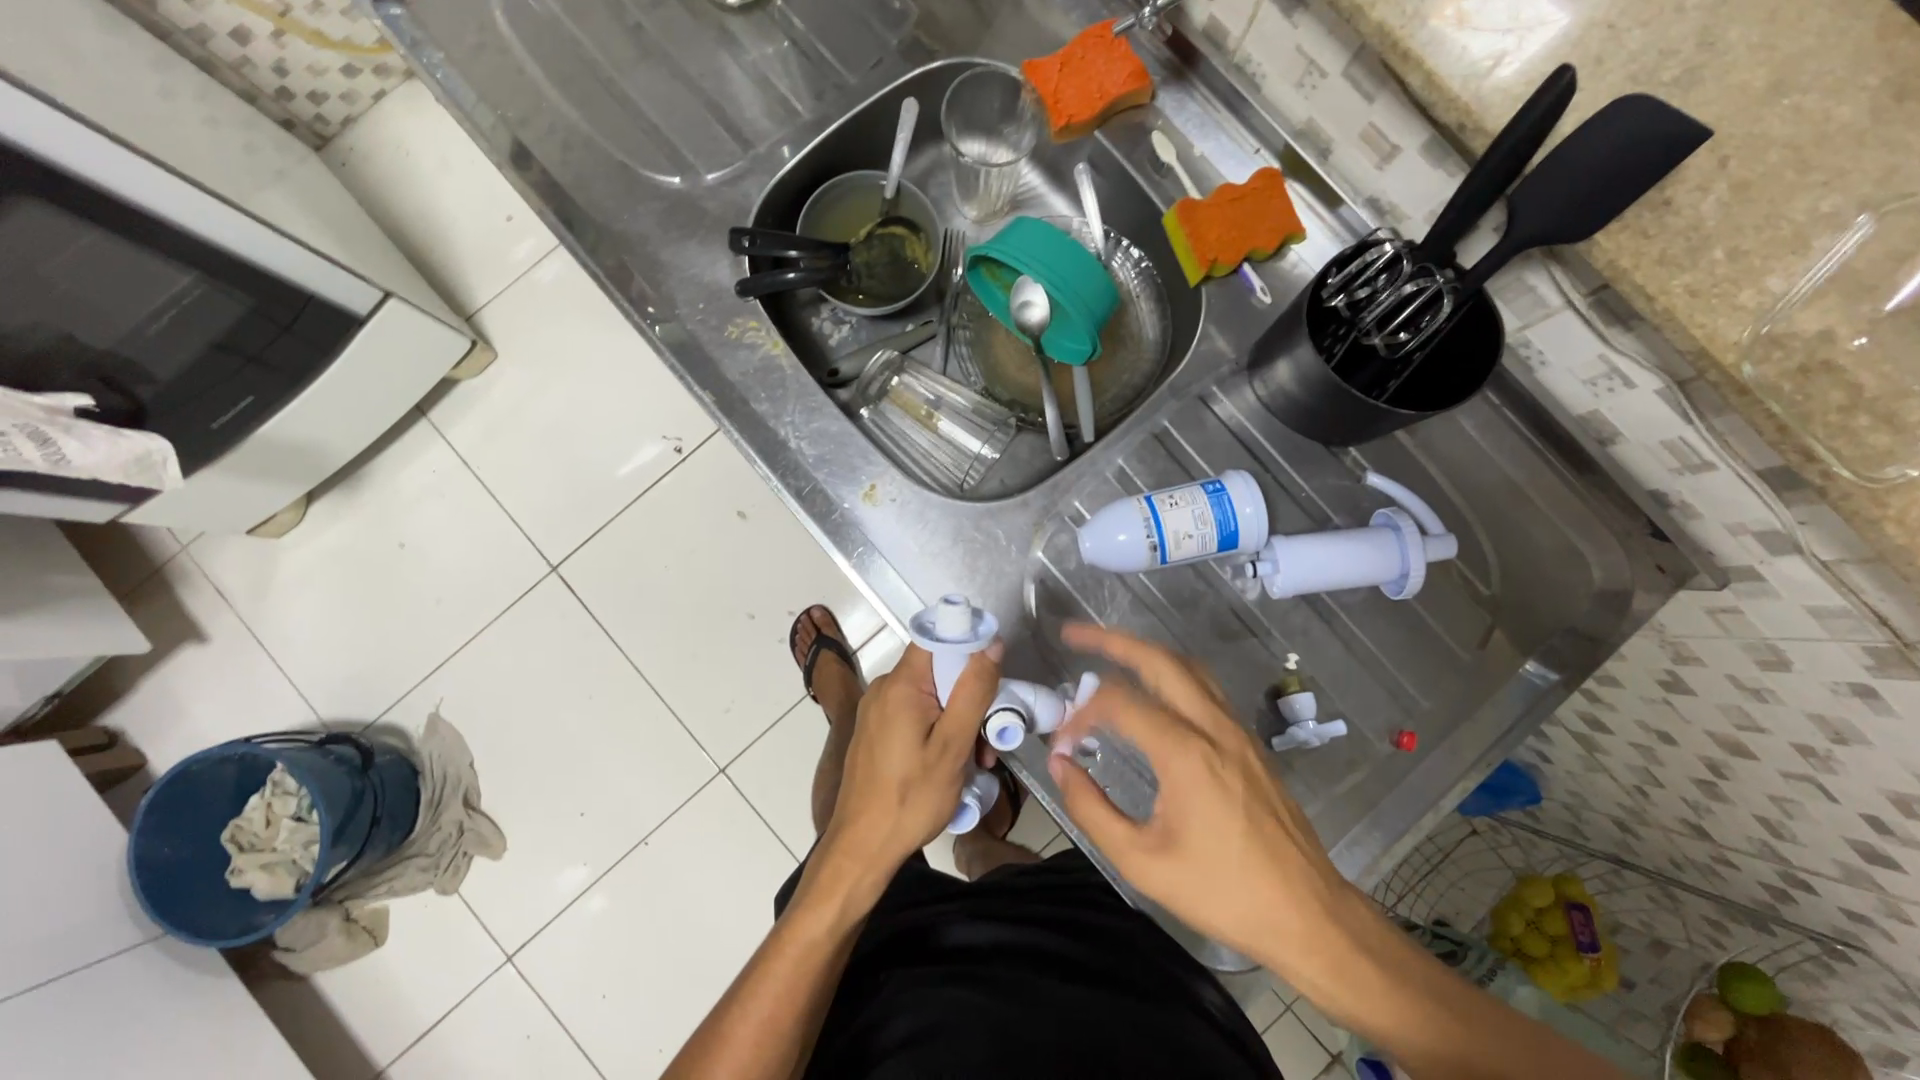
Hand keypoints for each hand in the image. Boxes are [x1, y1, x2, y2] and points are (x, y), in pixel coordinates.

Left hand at [814, 641, 1002, 886]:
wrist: (863, 847)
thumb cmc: (910, 798)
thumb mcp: (953, 745)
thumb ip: (973, 691)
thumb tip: (990, 643)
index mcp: (899, 684)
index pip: (936, 639)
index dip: (969, 646)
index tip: (995, 673)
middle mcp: (883, 689)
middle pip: (937, 671)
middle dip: (969, 697)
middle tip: (989, 736)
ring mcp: (877, 712)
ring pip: (930, 698)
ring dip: (957, 721)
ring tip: (976, 760)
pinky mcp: (876, 733)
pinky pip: (915, 717)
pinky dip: (938, 732)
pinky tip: (953, 765)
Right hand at [1045, 623, 1359, 963]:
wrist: (1305, 912)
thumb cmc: (1220, 892)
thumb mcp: (1140, 861)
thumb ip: (1091, 808)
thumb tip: (1061, 764)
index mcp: (1185, 753)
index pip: (1119, 704)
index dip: (1080, 714)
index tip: (1063, 744)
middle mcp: (1213, 729)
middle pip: (1161, 661)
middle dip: (1113, 641)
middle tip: (1073, 634)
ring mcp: (1238, 733)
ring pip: (1190, 669)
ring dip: (1147, 653)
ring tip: (1111, 651)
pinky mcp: (1251, 746)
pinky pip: (1208, 690)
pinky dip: (1173, 676)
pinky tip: (1156, 693)